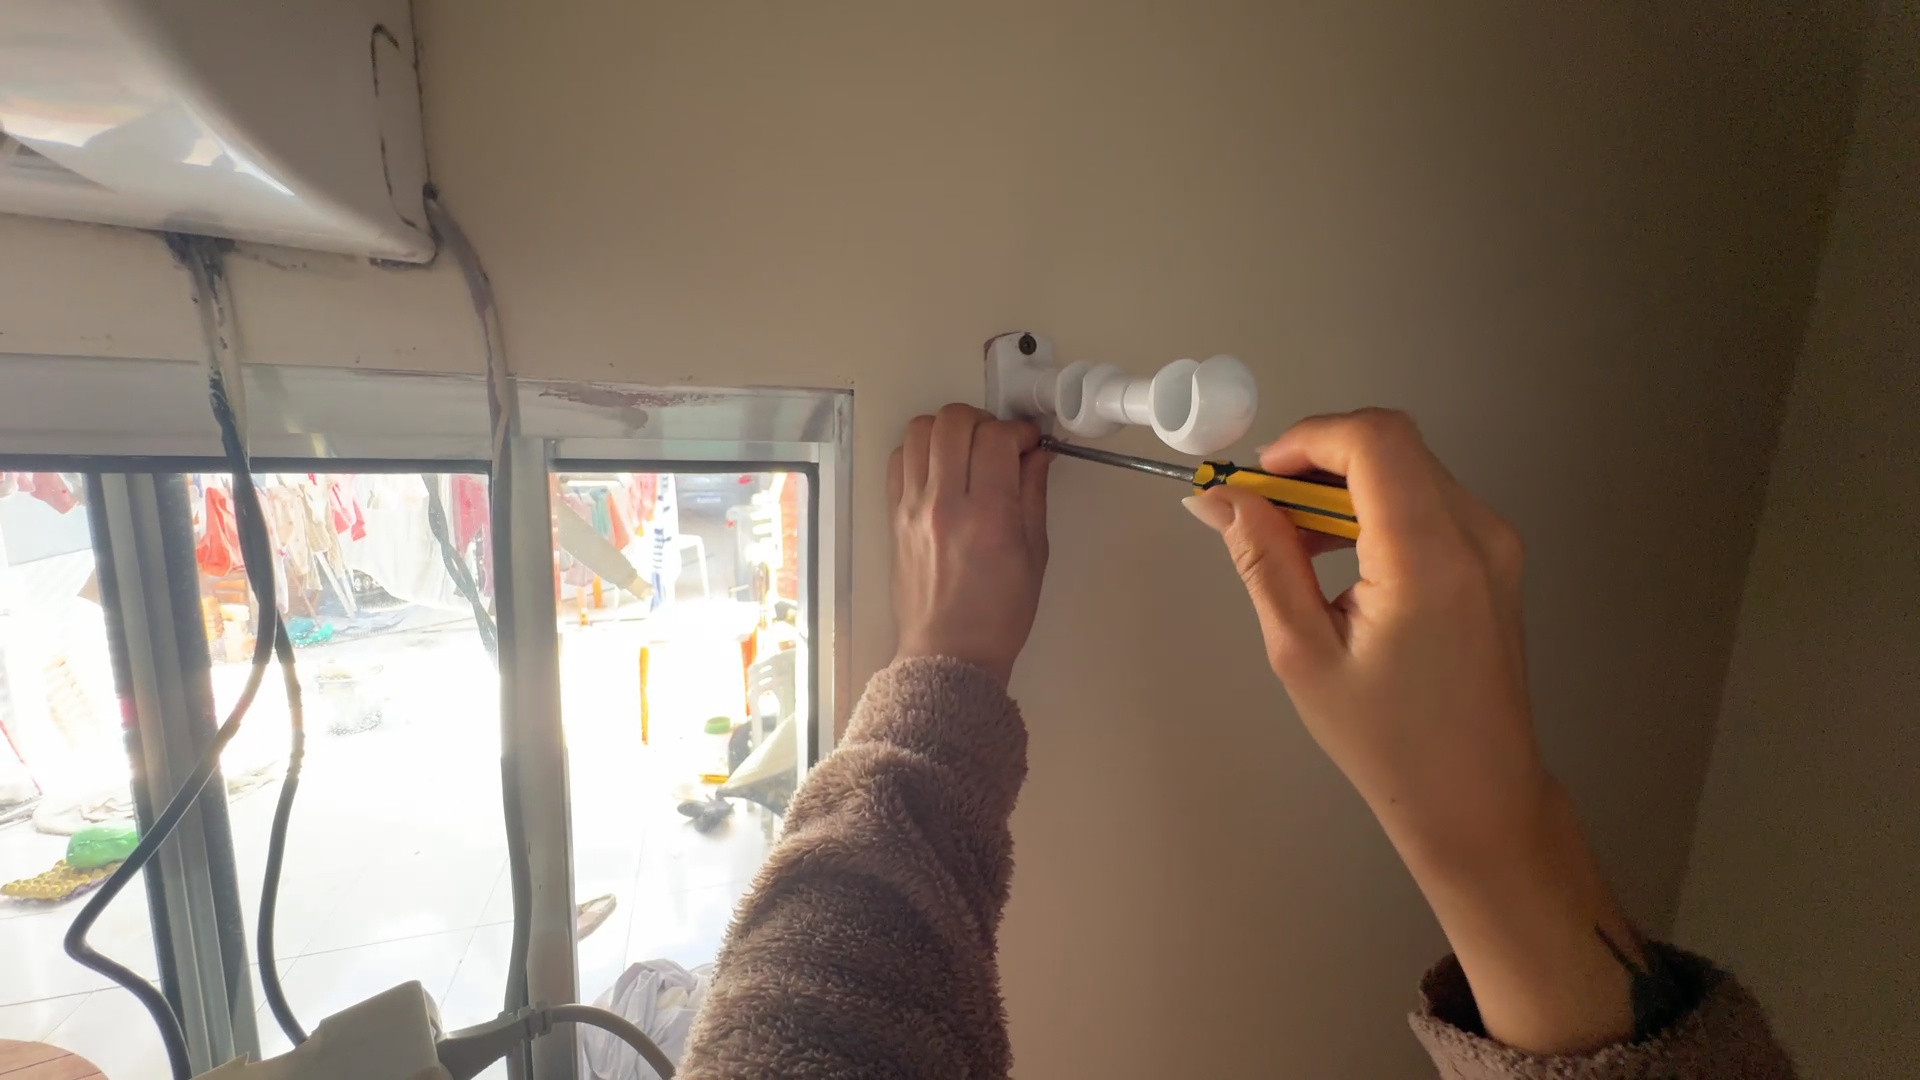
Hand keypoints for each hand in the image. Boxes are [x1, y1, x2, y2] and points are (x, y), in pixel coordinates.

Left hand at [888, 404, 1051, 684]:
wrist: (949, 653)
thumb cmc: (997, 615)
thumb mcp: (1034, 554)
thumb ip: (1033, 494)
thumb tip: (1036, 454)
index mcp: (988, 516)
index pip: (996, 437)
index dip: (1018, 430)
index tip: (1028, 443)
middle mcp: (944, 505)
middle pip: (953, 421)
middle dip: (982, 420)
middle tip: (997, 441)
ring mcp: (912, 508)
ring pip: (918, 430)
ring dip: (947, 429)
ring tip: (966, 450)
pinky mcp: (893, 516)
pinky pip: (897, 459)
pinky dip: (919, 451)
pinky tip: (939, 469)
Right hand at [1186, 408, 1661, 1054]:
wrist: (1476, 797)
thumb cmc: (1382, 735)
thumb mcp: (1300, 650)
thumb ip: (1262, 559)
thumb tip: (1219, 498)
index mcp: (1428, 554)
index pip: (1374, 439)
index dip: (1306, 439)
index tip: (1258, 480)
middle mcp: (1477, 532)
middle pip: (1389, 446)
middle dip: (1312, 463)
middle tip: (1260, 514)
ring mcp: (1494, 544)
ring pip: (1404, 469)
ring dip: (1336, 488)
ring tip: (1289, 543)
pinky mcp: (1492, 559)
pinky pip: (1423, 501)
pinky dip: (1367, 509)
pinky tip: (1334, 559)